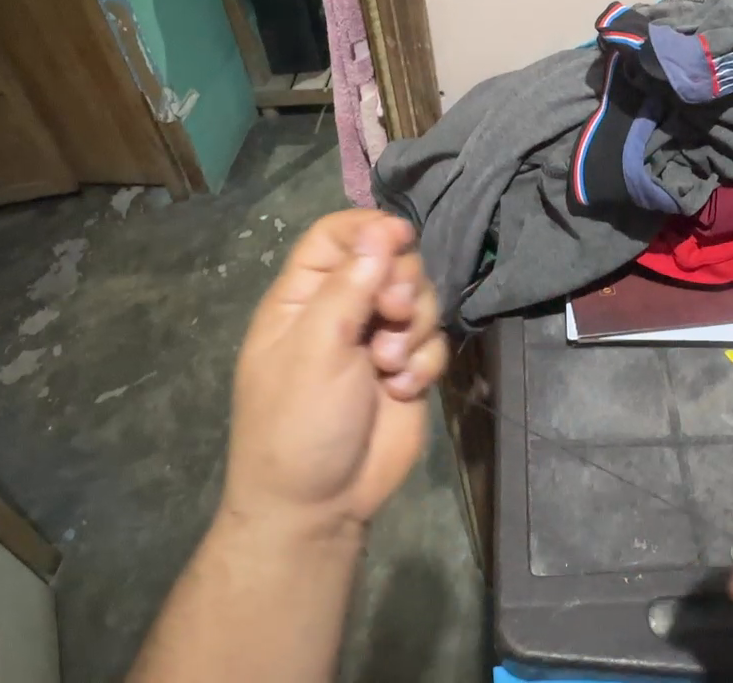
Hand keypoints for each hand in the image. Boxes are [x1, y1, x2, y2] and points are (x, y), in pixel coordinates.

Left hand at [221, 210, 447, 539]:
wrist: (320, 505)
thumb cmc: (299, 422)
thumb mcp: (316, 348)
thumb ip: (350, 285)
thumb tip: (381, 230)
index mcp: (305, 298)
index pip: (337, 236)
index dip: (370, 229)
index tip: (400, 236)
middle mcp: (343, 310)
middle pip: (390, 261)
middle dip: (403, 283)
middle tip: (394, 312)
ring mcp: (378, 340)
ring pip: (420, 299)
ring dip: (415, 327)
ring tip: (391, 364)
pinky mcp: (407, 369)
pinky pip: (433, 341)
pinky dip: (424, 361)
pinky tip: (405, 388)